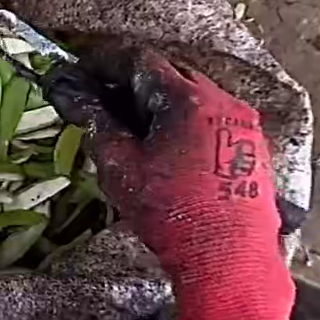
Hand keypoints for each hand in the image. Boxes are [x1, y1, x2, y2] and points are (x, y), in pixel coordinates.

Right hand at [88, 51, 293, 319]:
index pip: (140, 61)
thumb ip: (95, 122)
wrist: (229, 259)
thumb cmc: (168, 210)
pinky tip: (156, 140)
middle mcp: (224, 103)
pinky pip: (208, 116)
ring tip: (124, 119)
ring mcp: (243, 124)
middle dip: (129, 79)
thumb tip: (70, 93)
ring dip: (154, 99)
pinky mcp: (250, 146)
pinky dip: (177, 117)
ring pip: (191, 94)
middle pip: (169, 72)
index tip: (77, 69)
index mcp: (190, 101)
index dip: (103, 61)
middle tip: (96, 94)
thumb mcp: (118, 164)